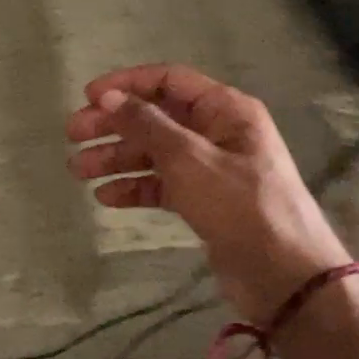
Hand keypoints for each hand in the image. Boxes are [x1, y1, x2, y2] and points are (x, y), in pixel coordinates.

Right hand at [66, 64, 351, 322]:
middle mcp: (218, 131)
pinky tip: (106, 197)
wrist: (285, 278)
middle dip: (114, 124)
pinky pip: (163, 184)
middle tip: (73, 135)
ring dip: (117, 157)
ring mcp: (212, 167)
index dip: (126, 84)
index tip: (88, 97)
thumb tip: (107, 96)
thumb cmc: (239, 205)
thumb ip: (146, 124)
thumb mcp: (188, 159)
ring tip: (78, 171)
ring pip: (155, 152)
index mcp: (225, 110)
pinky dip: (135, 187)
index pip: (168, 80)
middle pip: (157, 116)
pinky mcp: (206, 201)